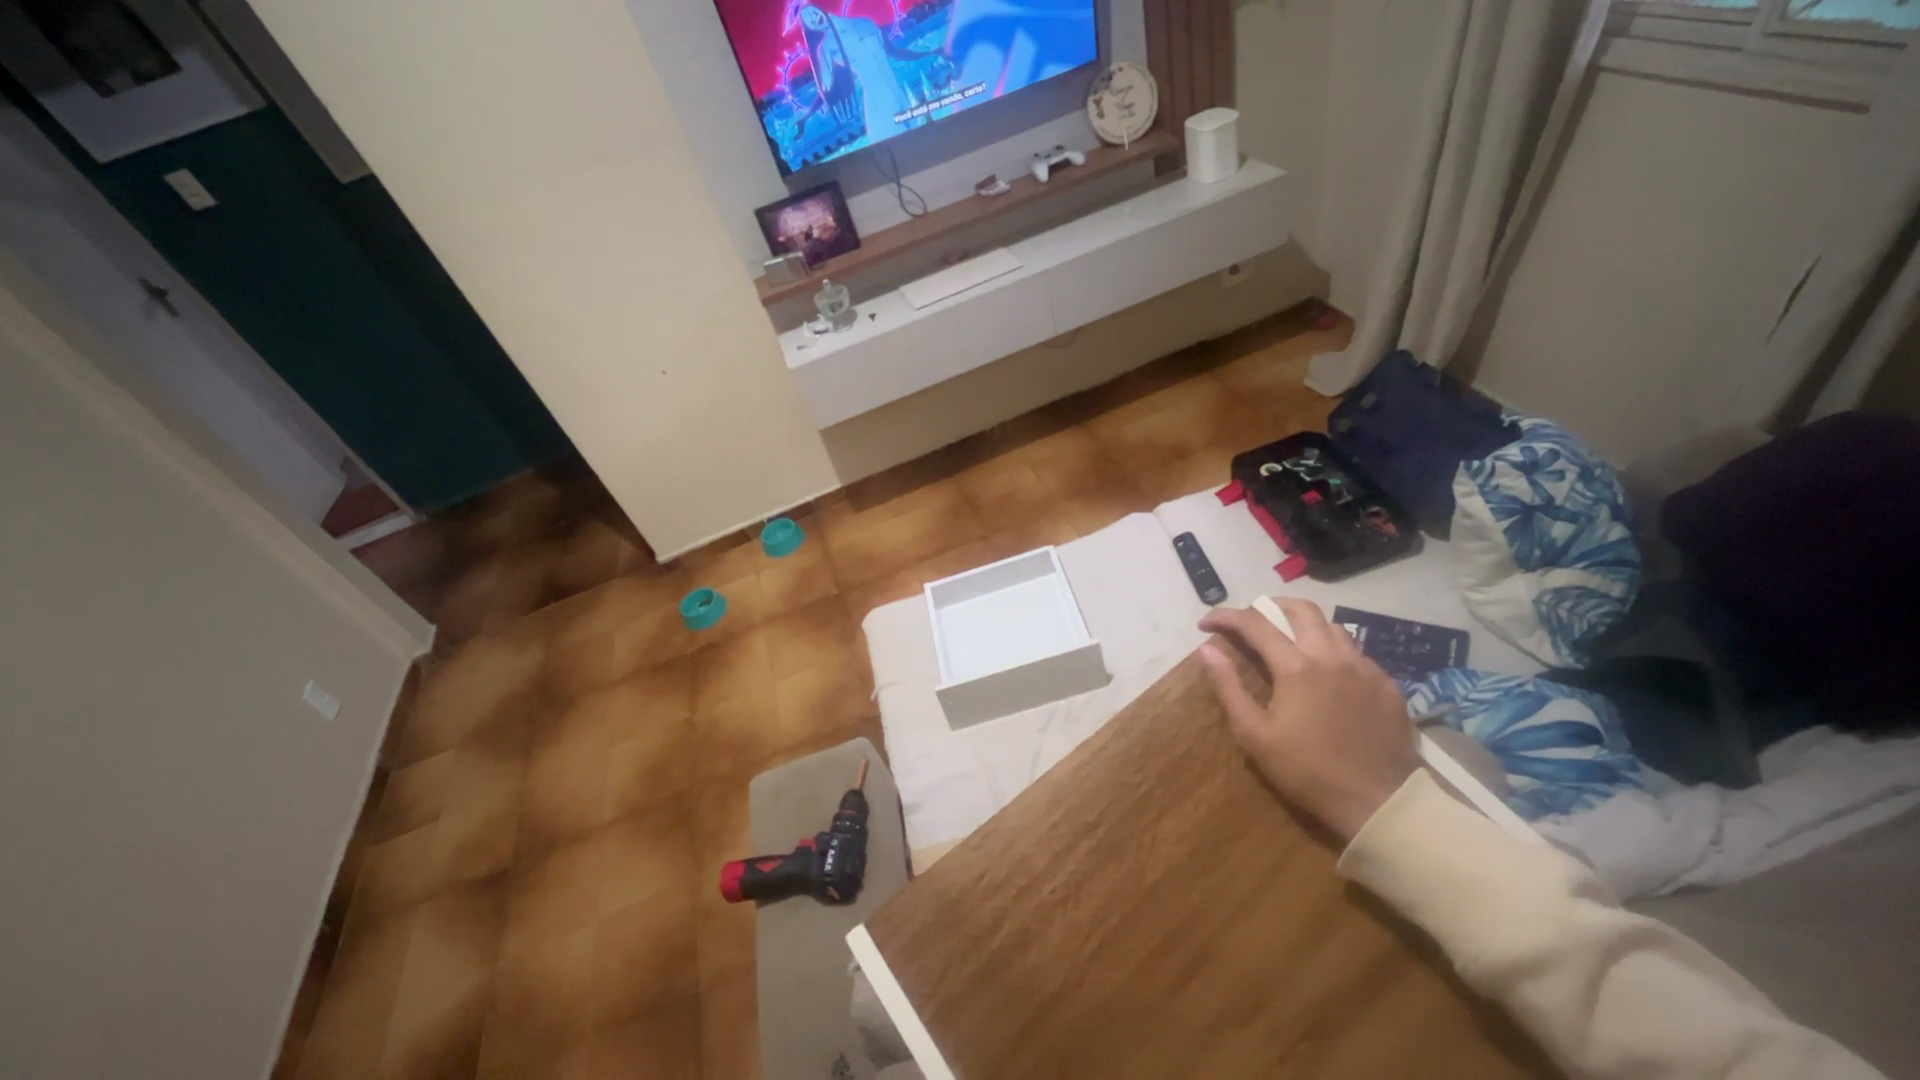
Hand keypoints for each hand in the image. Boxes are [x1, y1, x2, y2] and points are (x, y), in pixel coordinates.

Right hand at [1198, 600, 1416, 842]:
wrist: (1377, 801)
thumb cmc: (1306, 771)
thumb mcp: (1254, 734)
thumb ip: (1229, 686)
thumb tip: (1207, 649)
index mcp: (1296, 666)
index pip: (1254, 623)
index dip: (1225, 616)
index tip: (1206, 622)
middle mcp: (1332, 655)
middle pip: (1300, 609)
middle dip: (1269, 606)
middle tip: (1250, 620)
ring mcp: (1365, 667)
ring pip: (1333, 626)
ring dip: (1305, 625)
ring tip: (1289, 642)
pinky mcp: (1387, 684)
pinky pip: (1357, 652)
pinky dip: (1333, 650)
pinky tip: (1327, 673)